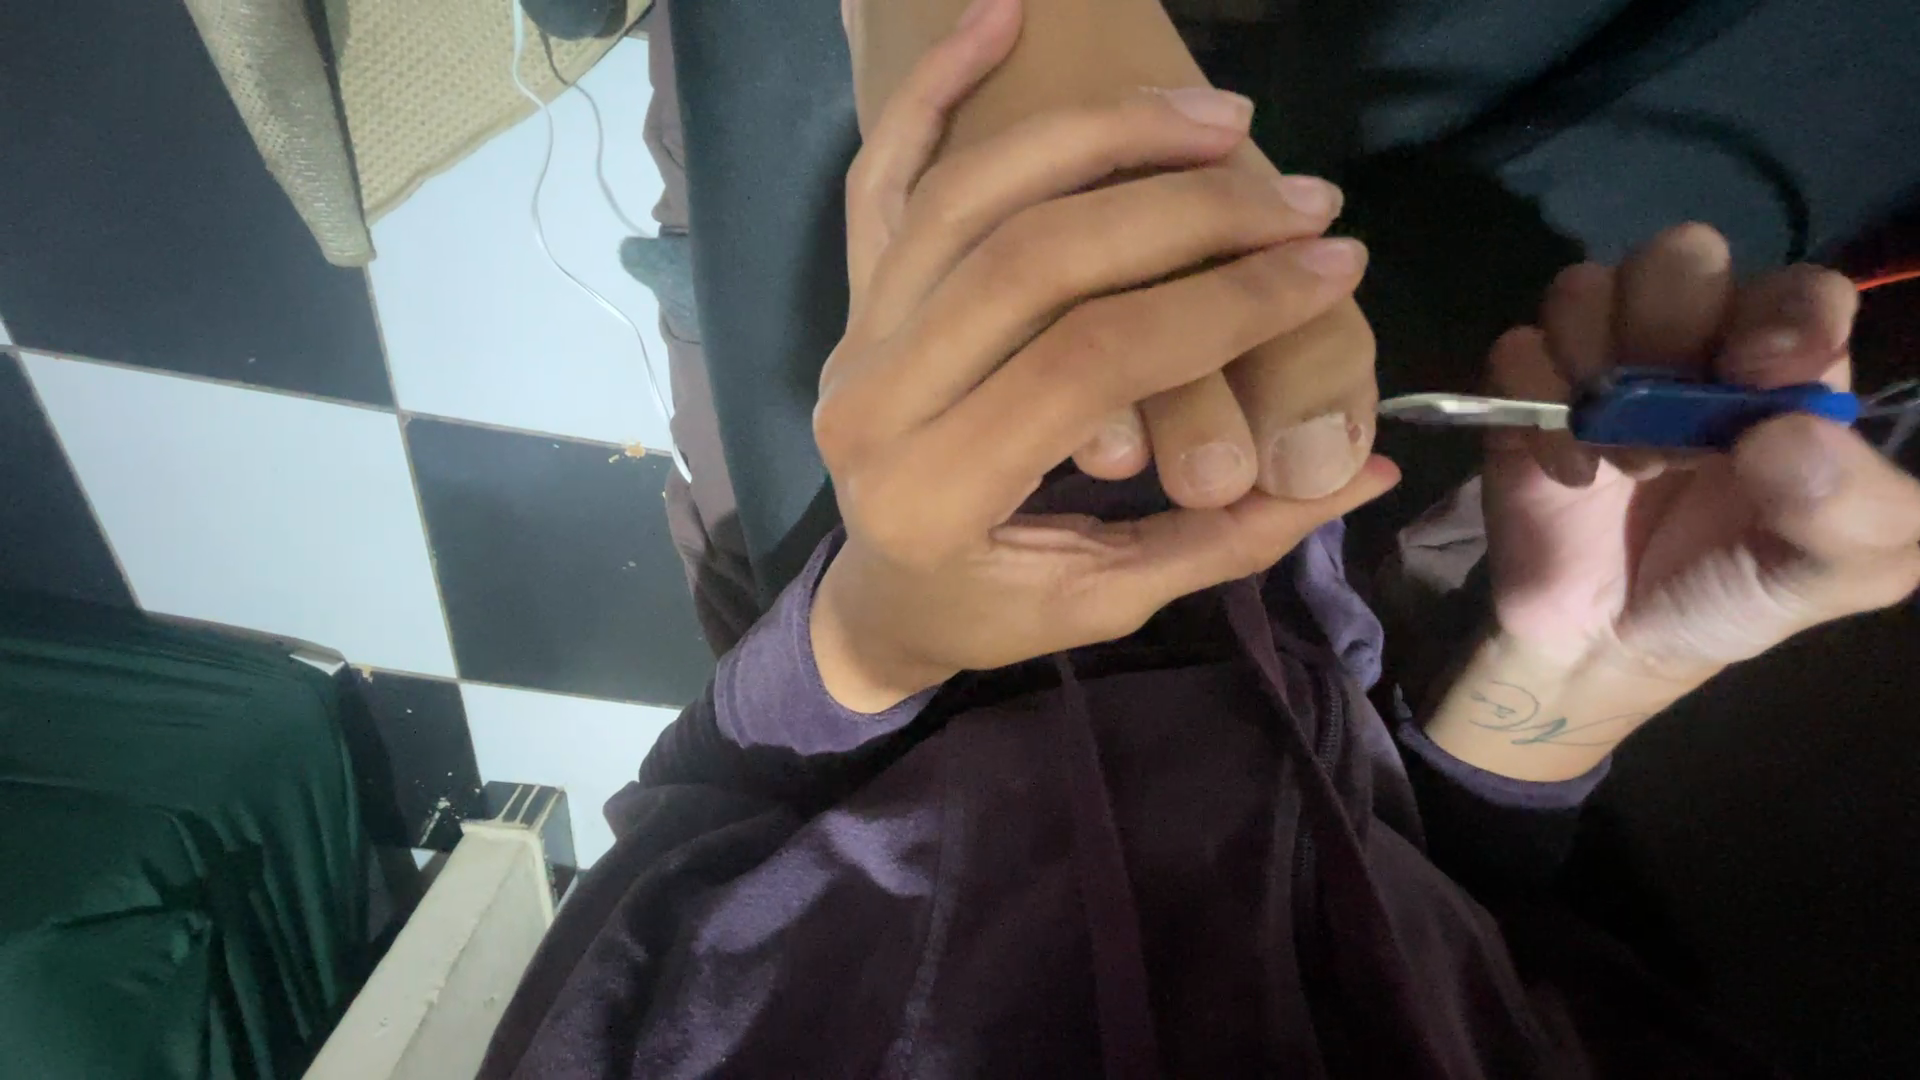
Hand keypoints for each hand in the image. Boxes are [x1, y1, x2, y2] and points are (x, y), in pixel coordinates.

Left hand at [812, 3, 1397, 709]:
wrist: (879, 604)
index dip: (1225, 305)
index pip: (1091, 362)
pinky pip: (882, 178)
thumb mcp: (1104, 601)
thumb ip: (1225, 537)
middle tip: (1304, 202)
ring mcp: (850, 343)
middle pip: (1035, 261)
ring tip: (1221, 124)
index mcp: (936, 495)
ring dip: (1100, 136)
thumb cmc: (986, 617)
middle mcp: (873, 404)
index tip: (1331, 269)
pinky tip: (1001, 14)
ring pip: (968, 196)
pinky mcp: (851, 308)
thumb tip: (1368, 466)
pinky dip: (933, 88)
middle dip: (1186, 215)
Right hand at [1484, 224, 1919, 682]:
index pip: (1792, 287)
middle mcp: (1686, 357)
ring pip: (1581, 289)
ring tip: (1612, 450)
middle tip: (1663, 413)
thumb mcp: (1843, 573)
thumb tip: (1783, 434)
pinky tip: (1560, 469)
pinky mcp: (1517, 407)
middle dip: (1666, 324)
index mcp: (1781, 376)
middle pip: (1675, 256)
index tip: (1753, 374)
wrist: (1602, 639)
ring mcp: (1593, 377)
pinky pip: (1512, 353)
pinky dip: (1529, 402)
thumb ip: (1856, 511)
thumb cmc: (1728, 596)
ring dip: (1591, 362)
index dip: (1775, 311)